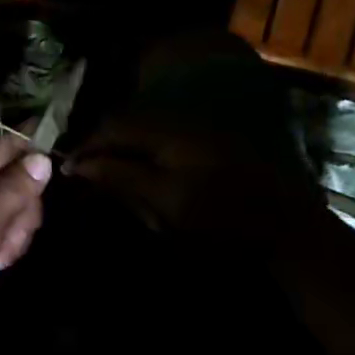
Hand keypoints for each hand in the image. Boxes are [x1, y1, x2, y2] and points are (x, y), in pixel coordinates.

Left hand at [0, 131, 51, 327]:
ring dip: (19, 232)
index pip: (10, 144)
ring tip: (3, 254)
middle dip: (26, 209)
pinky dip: (10, 242)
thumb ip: (15, 188)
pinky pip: (11, 225)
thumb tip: (42, 158)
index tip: (55, 165)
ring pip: (20, 205)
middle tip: (16, 233)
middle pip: (22, 178)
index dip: (34, 151)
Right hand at [64, 114, 325, 240]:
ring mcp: (201, 133)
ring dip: (122, 149)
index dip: (86, 146)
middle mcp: (182, 122)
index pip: (113, 126)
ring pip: (146, 132)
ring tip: (106, 174)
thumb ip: (120, 177)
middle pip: (129, 124)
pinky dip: (143, 154)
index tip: (66, 169)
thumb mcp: (164, 203)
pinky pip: (164, 141)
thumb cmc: (222, 221)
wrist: (288, 232)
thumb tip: (78, 164)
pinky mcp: (213, 147)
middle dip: (102, 145)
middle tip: (83, 172)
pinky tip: (140, 174)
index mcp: (168, 131)